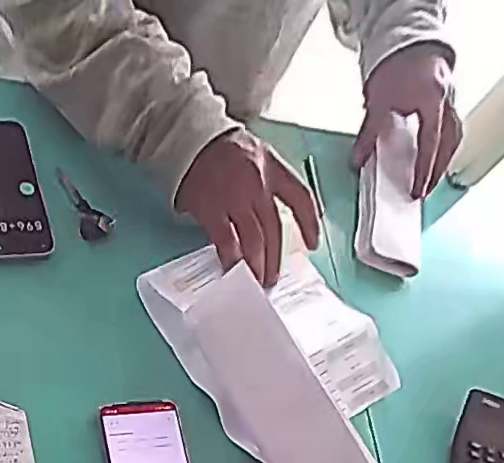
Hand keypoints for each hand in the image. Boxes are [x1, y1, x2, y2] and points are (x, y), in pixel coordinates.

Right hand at [175, 128, 321, 288]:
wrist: (191, 140)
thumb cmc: (223, 152)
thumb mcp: (257, 156)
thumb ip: (270, 184)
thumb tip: (273, 223)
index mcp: (273, 168)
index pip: (301, 198)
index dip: (310, 224)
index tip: (313, 244)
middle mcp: (258, 183)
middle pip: (274, 229)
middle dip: (275, 260)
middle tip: (272, 278)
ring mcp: (234, 197)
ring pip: (254, 240)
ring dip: (257, 265)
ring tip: (256, 281)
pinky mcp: (212, 209)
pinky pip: (226, 242)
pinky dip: (231, 260)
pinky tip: (233, 271)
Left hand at [354, 42, 459, 198]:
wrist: (407, 41)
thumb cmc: (395, 66)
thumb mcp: (378, 101)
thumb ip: (369, 134)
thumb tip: (357, 162)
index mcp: (432, 100)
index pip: (430, 143)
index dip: (424, 170)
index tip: (416, 191)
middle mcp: (447, 101)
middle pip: (448, 143)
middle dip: (437, 171)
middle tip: (424, 192)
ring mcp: (452, 99)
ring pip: (455, 136)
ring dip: (444, 161)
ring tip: (431, 180)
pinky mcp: (450, 100)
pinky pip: (454, 128)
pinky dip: (446, 147)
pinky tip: (436, 159)